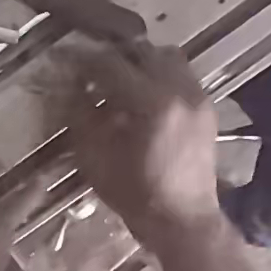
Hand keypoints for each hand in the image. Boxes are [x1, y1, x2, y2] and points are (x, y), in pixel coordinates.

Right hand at [60, 42, 224, 242]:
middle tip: (91, 69)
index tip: (65, 60)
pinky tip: (140, 97)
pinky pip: (180, 75)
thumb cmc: (133, 193)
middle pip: (143, 51)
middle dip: (114, 56)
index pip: (112, 64)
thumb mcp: (94, 157)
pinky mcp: (205, 108)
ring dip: (139, 63)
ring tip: (118, 80)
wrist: (182, 220)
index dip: (84, 60)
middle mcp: (181, 91)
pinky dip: (158, 76)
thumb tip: (72, 88)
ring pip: (167, 57)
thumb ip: (82, 115)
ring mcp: (198, 97)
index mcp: (152, 103)